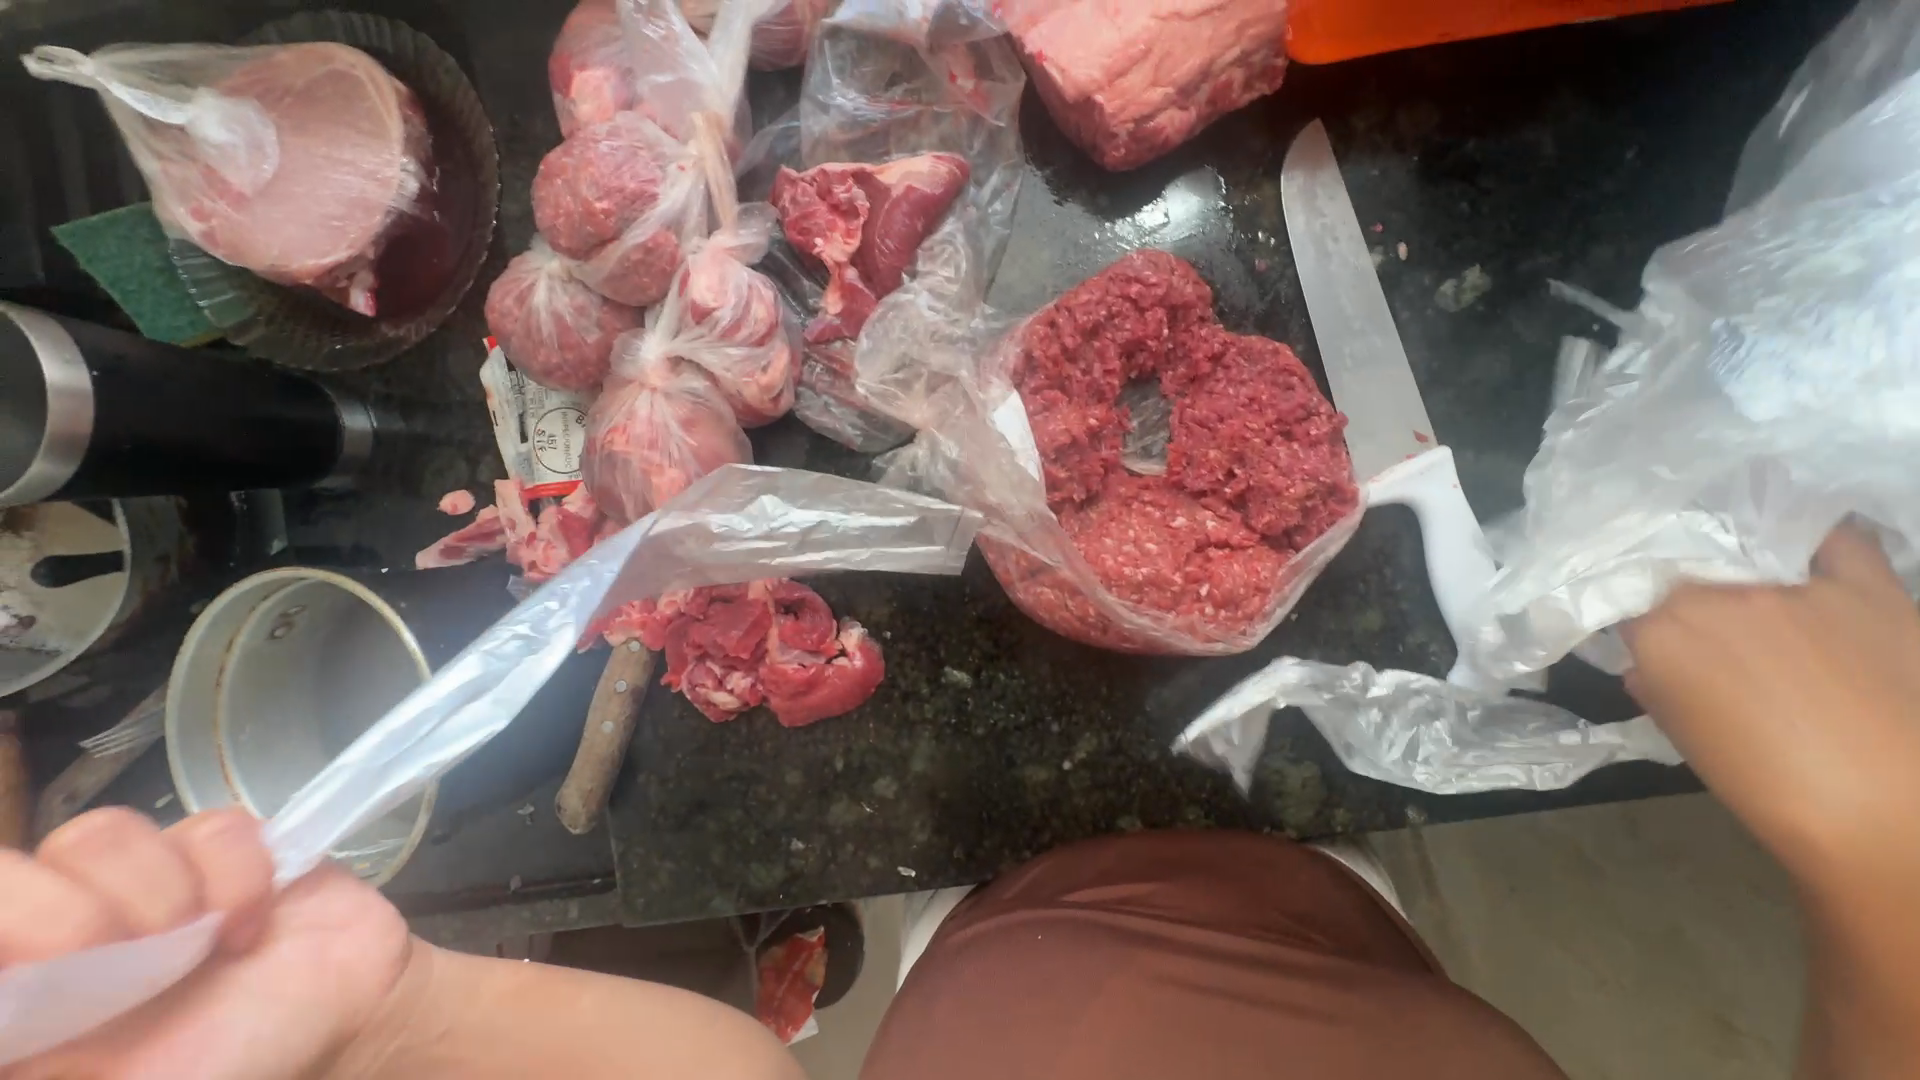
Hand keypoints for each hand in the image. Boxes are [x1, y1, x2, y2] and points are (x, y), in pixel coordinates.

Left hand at [2, 807, 414, 1079]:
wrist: (345, 1024)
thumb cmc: (228, 1070)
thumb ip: (36, 1043)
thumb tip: (21, 1002)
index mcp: (25, 992)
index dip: (7, 933)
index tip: (46, 974)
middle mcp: (68, 929)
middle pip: (8, 871)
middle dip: (64, 916)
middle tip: (123, 956)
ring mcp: (154, 880)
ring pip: (102, 835)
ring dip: (159, 892)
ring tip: (201, 940)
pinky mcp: (233, 846)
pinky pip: (212, 826)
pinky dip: (241, 875)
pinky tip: (253, 920)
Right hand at [1623, 525, 1919, 892]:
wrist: (1893, 815)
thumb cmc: (1767, 787)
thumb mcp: (1683, 733)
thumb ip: (1657, 684)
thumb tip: (1651, 665)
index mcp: (1657, 632)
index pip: (1621, 599)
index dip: (1625, 609)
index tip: (1632, 624)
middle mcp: (1713, 595)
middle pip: (1677, 569)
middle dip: (1674, 585)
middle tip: (1688, 610)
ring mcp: (1792, 587)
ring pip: (1743, 548)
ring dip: (1731, 561)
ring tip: (1735, 577)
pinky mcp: (1867, 588)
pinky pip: (1836, 540)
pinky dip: (1813, 537)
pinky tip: (1799, 544)